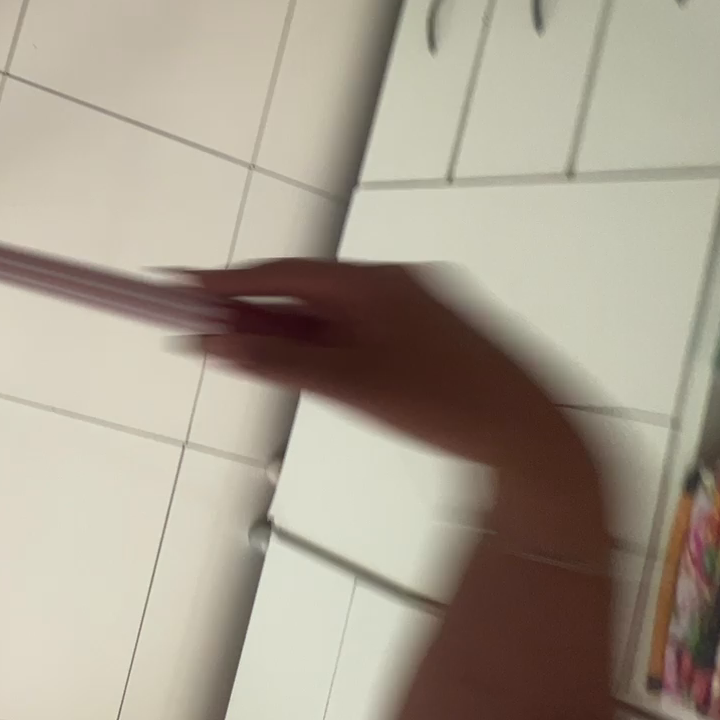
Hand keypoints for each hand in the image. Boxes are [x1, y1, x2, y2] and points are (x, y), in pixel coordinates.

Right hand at [195, 260, 584, 475]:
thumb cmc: (448, 406)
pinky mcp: (412, 332)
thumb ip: (275, 361)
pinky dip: (307, 342)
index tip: (177, 284)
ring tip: (230, 348)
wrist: (542, 444)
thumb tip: (213, 346)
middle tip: (196, 326)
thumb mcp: (350, 385)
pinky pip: (341, 328)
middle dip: (245, 311)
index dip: (222, 282)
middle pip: (296, 292)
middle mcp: (386, 283)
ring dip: (274, 331)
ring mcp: (402, 307)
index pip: (279, 275)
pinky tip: (284, 359)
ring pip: (318, 312)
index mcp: (373, 282)